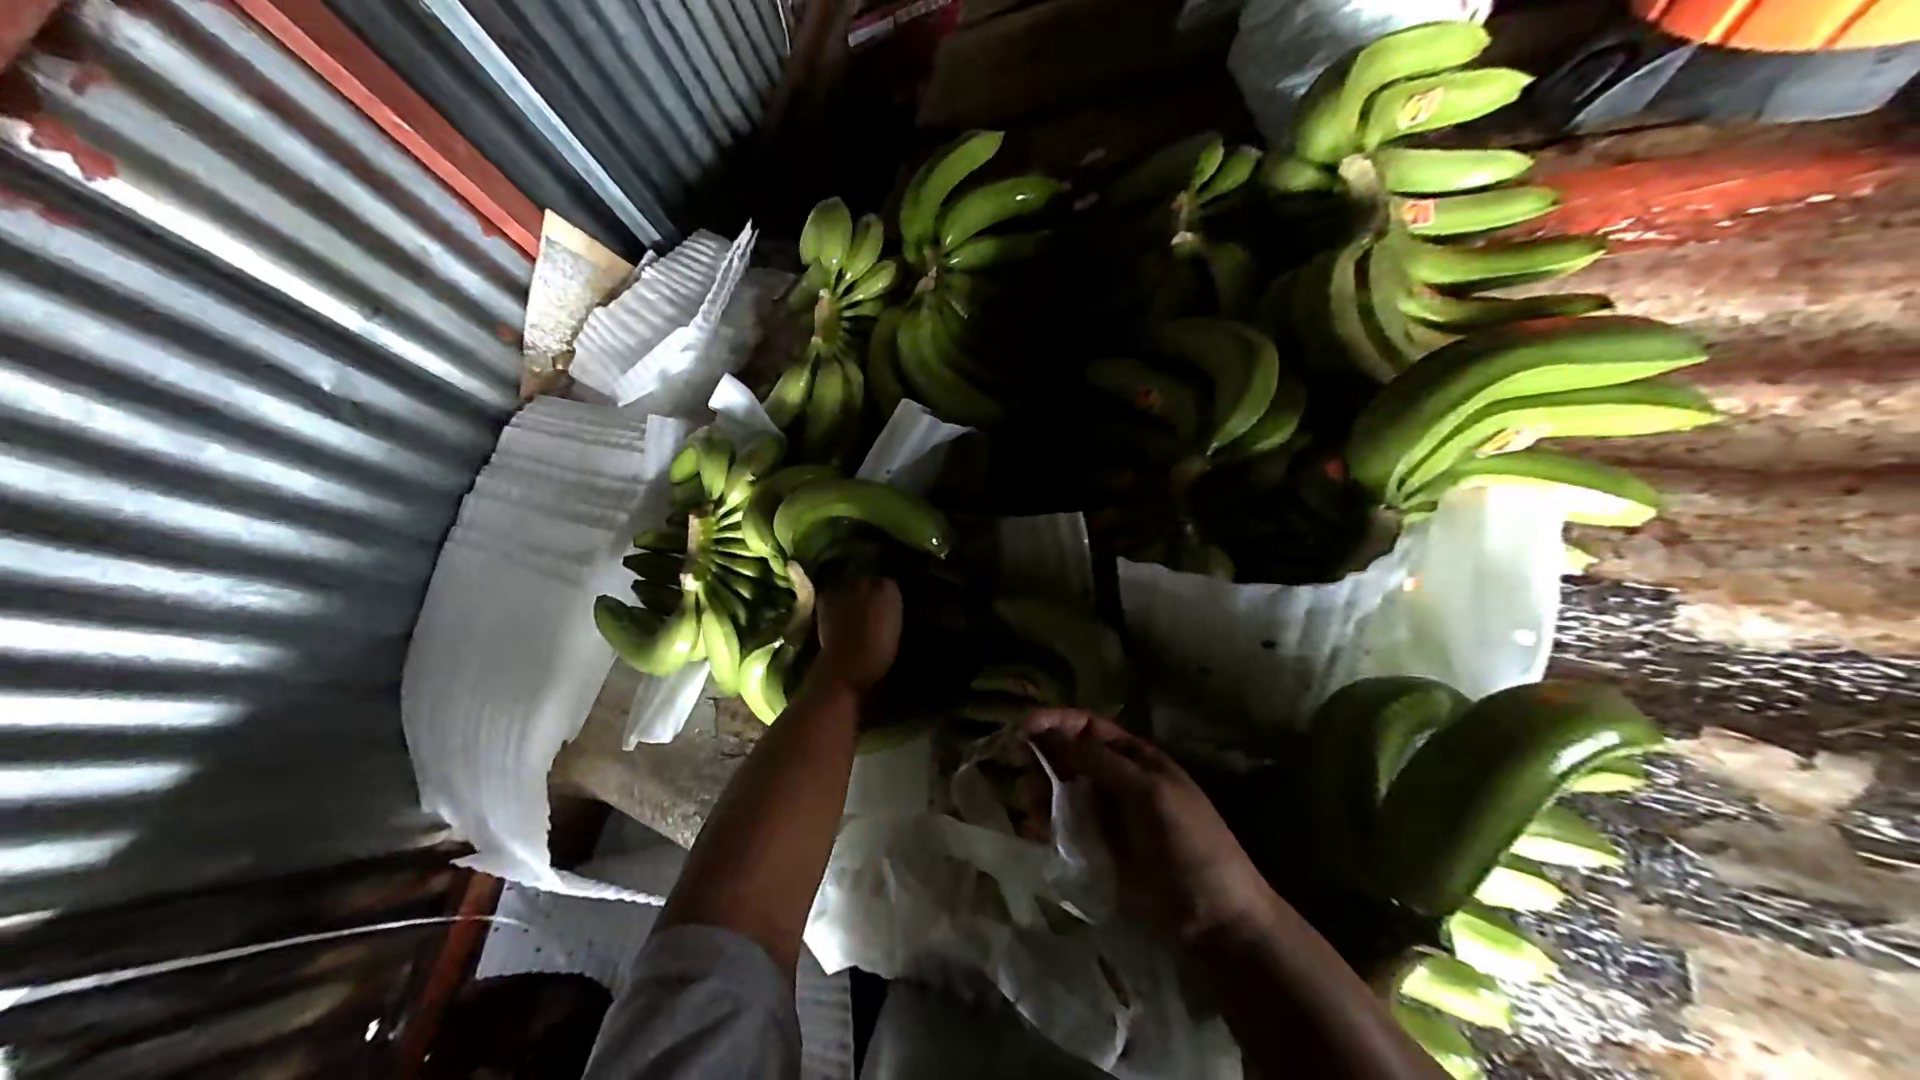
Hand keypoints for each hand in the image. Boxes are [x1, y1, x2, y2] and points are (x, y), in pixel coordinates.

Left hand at [814, 577, 901, 693]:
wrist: (847, 666)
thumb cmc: (879, 654)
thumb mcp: (895, 628)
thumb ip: (890, 609)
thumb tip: (883, 605)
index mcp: (889, 589)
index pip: (888, 584)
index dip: (884, 597)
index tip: (883, 610)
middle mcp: (867, 582)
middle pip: (868, 582)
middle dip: (867, 592)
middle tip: (866, 610)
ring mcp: (844, 588)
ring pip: (848, 586)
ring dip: (849, 596)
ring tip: (848, 612)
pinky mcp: (826, 596)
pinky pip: (831, 595)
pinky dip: (832, 602)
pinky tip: (833, 615)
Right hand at [1025, 710, 1277, 947]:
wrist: (1213, 918)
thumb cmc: (1191, 842)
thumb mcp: (1152, 792)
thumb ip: (1101, 762)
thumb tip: (1051, 734)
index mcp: (1134, 758)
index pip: (1087, 727)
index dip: (1055, 722)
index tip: (1023, 728)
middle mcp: (1114, 781)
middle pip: (1067, 756)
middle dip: (1041, 756)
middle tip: (1019, 766)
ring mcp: (1102, 817)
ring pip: (1058, 792)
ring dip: (1037, 790)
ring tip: (1027, 803)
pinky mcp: (1092, 851)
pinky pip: (1059, 829)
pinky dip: (1040, 825)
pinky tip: (1029, 830)